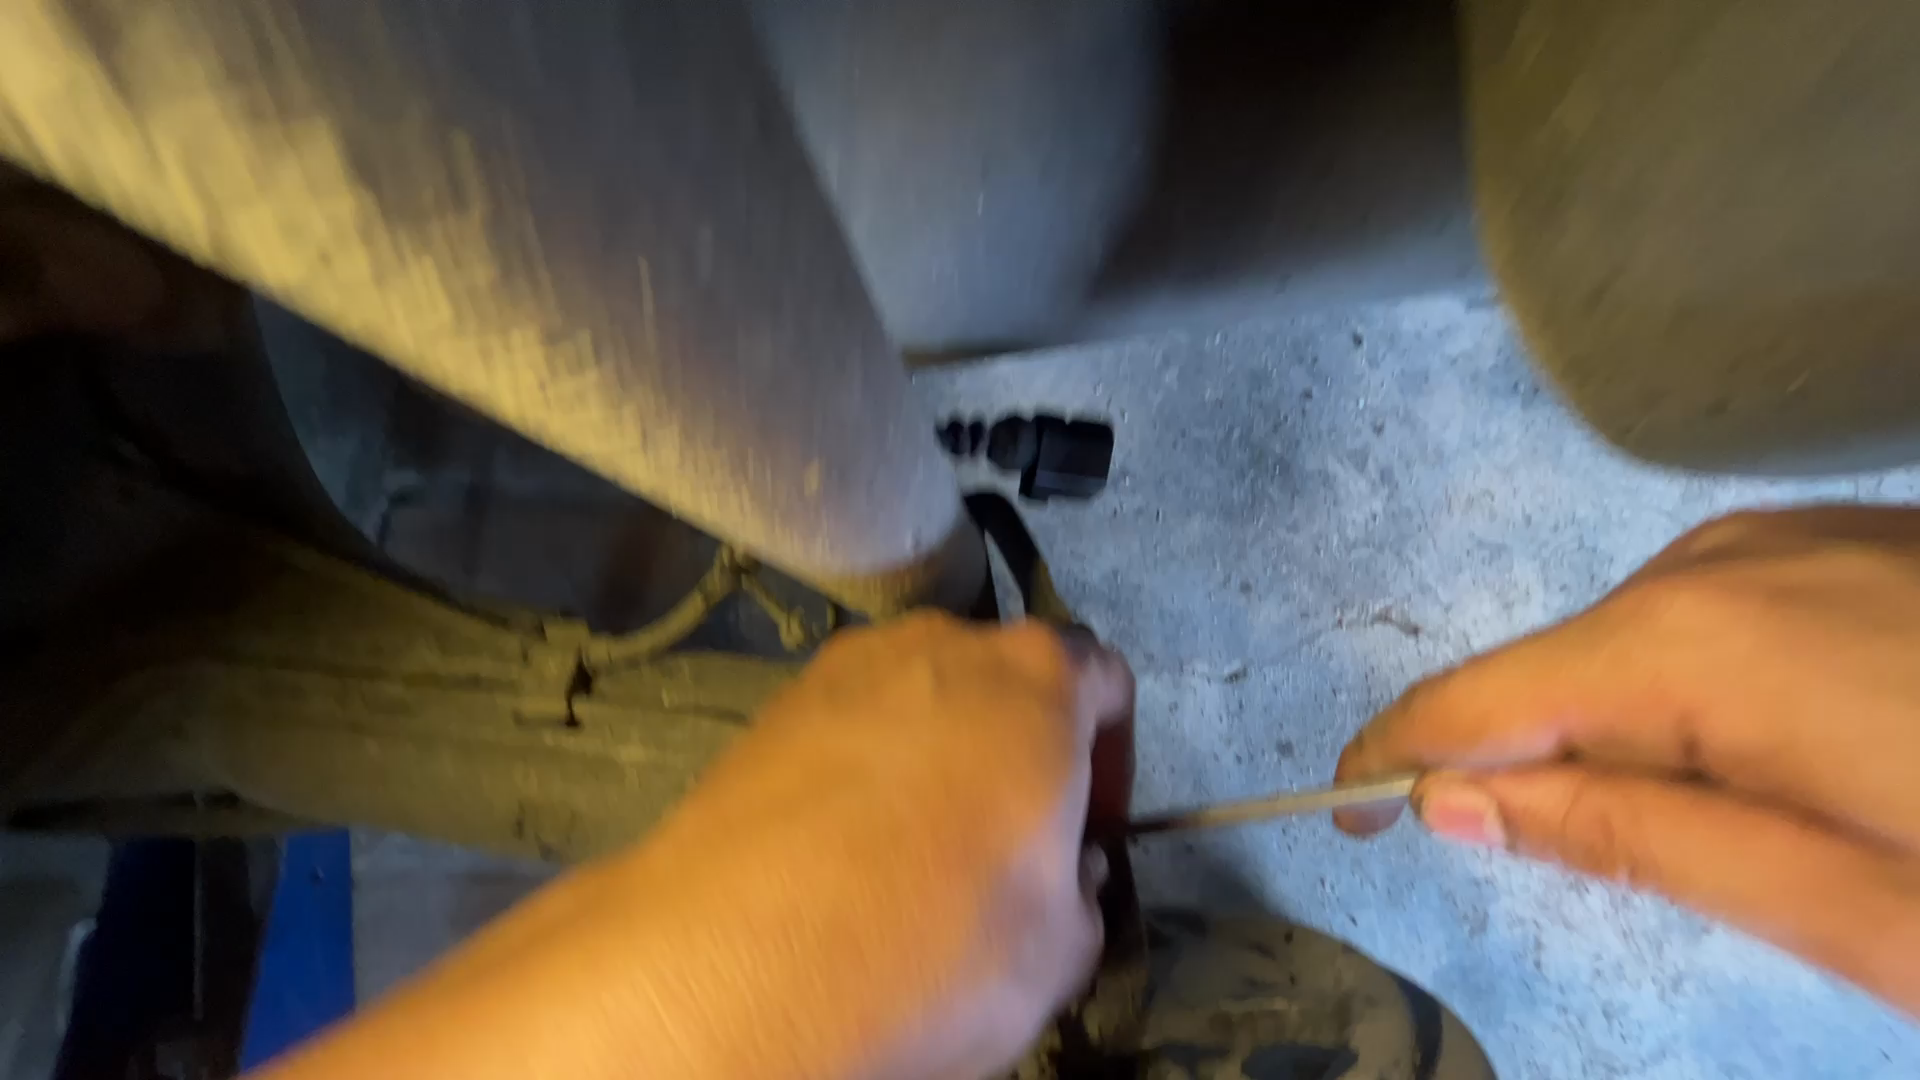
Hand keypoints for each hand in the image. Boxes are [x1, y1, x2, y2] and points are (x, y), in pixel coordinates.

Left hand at [254, 614, 1132, 1079]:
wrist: (738, 955)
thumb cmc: (937, 939)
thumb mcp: (1061, 948)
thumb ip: (1083, 890)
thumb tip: (1065, 873)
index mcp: (1037, 678)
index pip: (1105, 676)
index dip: (1114, 751)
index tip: (1090, 824)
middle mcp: (948, 642)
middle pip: (1011, 677)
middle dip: (1026, 744)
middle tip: (1008, 832)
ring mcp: (856, 660)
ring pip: (931, 690)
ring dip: (947, 744)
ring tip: (917, 834)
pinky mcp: (783, 694)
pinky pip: (860, 711)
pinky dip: (875, 753)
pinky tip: (847, 831)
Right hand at [1334, 506, 1919, 1015]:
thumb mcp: (1874, 922)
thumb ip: (1633, 838)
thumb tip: (1449, 803)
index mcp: (1693, 641)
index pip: (1469, 702)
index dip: (1389, 758)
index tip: (1346, 816)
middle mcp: (1709, 561)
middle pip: (1545, 677)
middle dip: (1527, 765)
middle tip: (1585, 860)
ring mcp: (1780, 538)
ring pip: (1620, 651)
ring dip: (1618, 736)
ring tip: (1740, 819)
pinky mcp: (1836, 542)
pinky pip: (1696, 624)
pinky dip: (1688, 697)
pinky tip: (1796, 749)